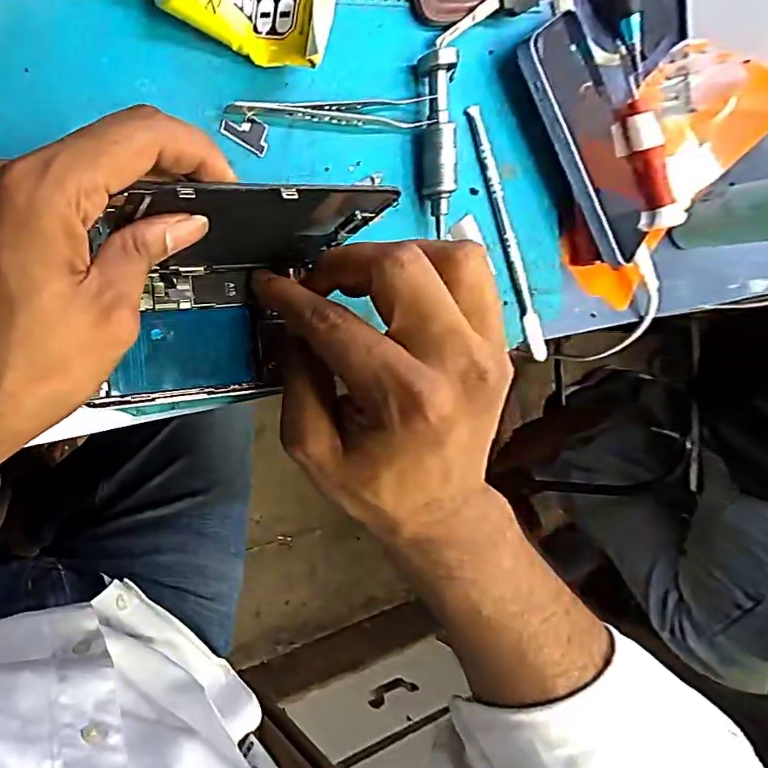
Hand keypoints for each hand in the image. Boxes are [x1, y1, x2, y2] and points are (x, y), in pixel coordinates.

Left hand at [0, 106, 234, 480]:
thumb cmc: (31, 371)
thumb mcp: (107, 313)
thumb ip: (144, 248)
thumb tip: (185, 219)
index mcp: (44, 188)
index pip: (136, 134)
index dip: (192, 149)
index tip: (223, 183)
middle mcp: (12, 172)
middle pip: (106, 139)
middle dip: (164, 162)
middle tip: (204, 202)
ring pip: (79, 159)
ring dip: (129, 179)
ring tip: (173, 216)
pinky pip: (51, 185)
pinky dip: (92, 196)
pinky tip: (122, 224)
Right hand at [252, 241, 513, 544]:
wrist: (445, 511)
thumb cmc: (374, 487)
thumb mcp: (311, 447)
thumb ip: (296, 380)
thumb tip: (293, 324)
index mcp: (404, 396)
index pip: (337, 322)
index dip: (293, 297)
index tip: (268, 284)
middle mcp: (456, 361)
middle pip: (403, 267)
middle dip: (345, 262)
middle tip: (318, 282)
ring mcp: (488, 348)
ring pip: (452, 256)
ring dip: (397, 256)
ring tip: (364, 278)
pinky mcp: (499, 343)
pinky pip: (474, 274)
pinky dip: (431, 268)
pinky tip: (399, 289)